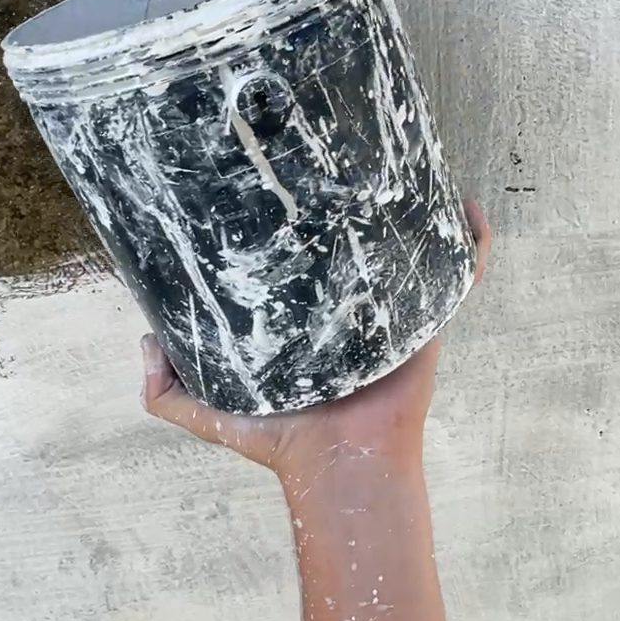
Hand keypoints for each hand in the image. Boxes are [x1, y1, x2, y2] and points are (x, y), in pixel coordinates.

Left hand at [140, 199, 492, 484]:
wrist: (340, 462)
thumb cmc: (284, 439)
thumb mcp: (213, 412)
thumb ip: (168, 389)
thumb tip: (145, 339)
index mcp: (314, 314)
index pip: (313, 254)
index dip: (308, 218)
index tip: (297, 179)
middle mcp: (357, 303)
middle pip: (368, 241)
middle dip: (369, 201)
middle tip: (358, 158)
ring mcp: (396, 305)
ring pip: (418, 247)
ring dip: (426, 210)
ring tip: (416, 168)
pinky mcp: (428, 314)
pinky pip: (462, 273)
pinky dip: (474, 241)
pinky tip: (469, 207)